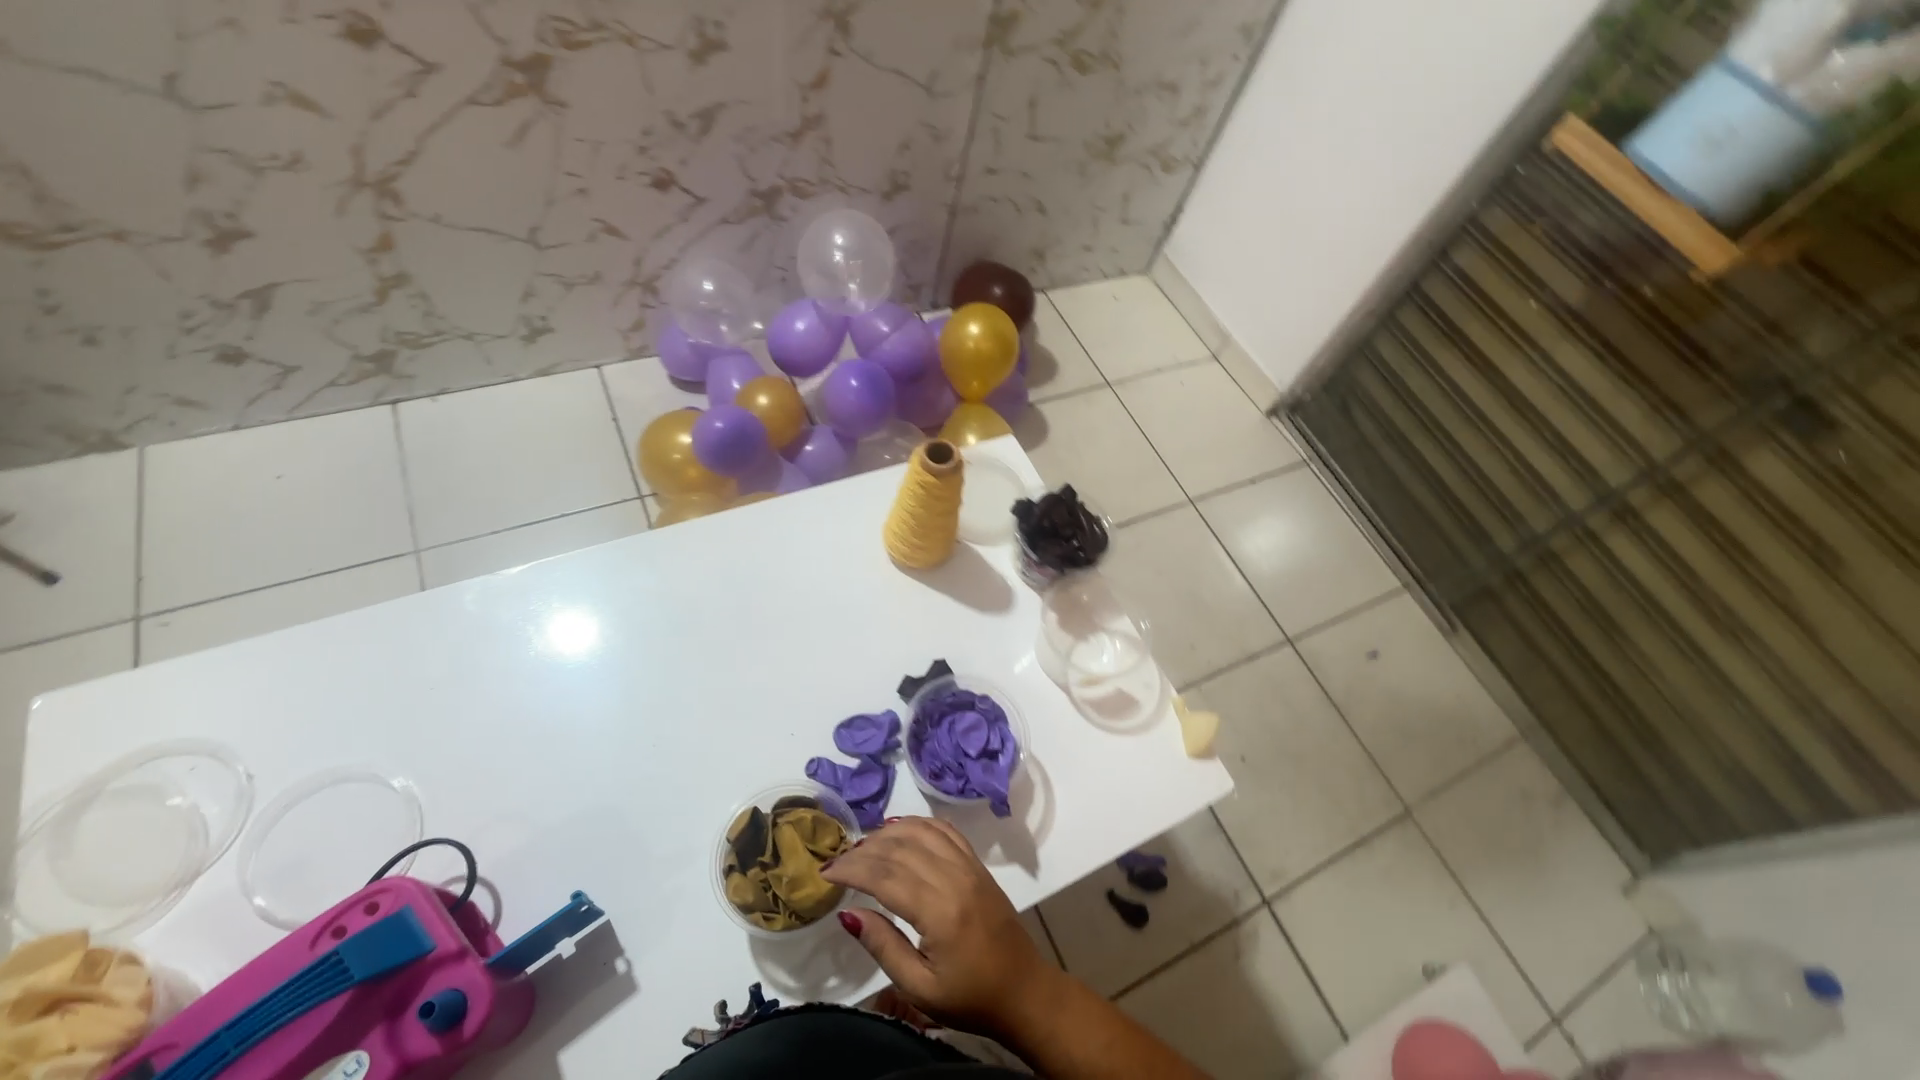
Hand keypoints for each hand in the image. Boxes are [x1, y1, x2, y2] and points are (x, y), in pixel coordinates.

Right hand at [821, 817, 1057, 1037]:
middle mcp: (956, 880)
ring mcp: (971, 868)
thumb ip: (883, 946)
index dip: (852, 869)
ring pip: (923, 833)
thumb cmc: (970, 999)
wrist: (1024, 992)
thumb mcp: (920, 988)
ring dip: (889, 833)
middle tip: (837, 860)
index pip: (885, 876)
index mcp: (940, 912)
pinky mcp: (979, 867)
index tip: (826, 872)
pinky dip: (920, 824)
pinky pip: (946, 832)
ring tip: (862, 846)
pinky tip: (899, 828)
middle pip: (901, 849)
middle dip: (863, 850)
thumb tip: (848, 913)